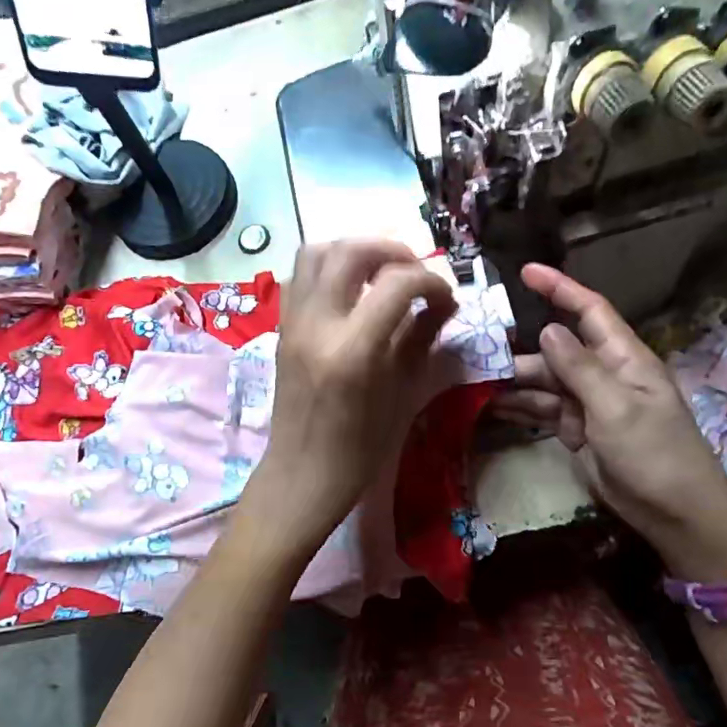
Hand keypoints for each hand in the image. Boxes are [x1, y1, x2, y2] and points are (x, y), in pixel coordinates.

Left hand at [247, 240, 456, 543]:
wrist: (302, 476)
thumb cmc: (359, 450)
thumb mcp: (401, 396)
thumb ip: (421, 340)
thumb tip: (443, 303)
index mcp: (353, 350)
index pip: (397, 282)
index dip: (430, 281)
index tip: (445, 299)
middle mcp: (317, 326)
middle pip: (350, 250)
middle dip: (391, 250)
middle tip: (414, 273)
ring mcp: (293, 324)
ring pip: (316, 252)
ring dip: (354, 252)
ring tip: (380, 274)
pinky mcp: (281, 329)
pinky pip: (301, 277)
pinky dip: (329, 270)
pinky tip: (351, 294)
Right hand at [491, 264, 726, 580]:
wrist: (672, 510)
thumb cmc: (653, 454)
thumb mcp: (616, 408)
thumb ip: (581, 368)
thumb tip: (549, 328)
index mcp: (624, 359)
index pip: (590, 312)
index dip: (559, 289)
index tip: (525, 272)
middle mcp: (605, 376)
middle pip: (558, 352)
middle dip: (521, 351)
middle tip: (477, 354)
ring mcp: (591, 405)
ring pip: (547, 384)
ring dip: (515, 384)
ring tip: (475, 384)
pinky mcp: (580, 432)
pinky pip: (545, 412)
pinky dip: (521, 410)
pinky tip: (492, 407)